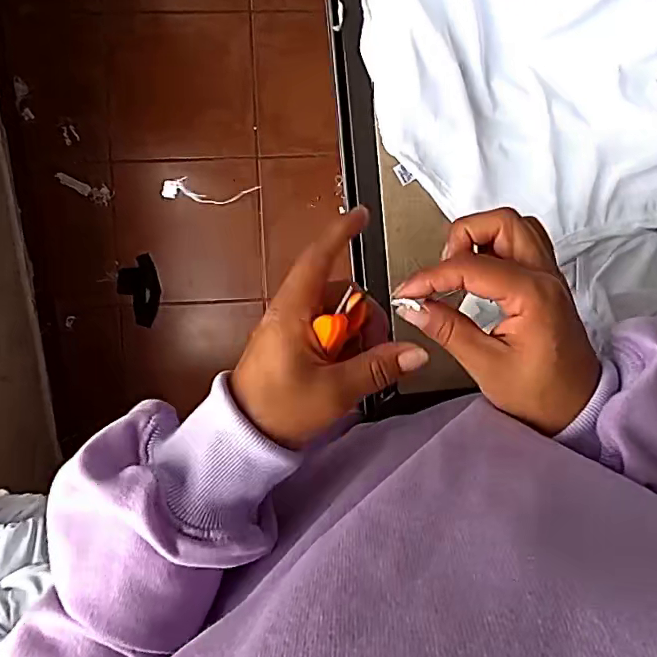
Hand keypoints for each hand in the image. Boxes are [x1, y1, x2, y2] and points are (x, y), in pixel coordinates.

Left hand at [231, 207, 428, 447]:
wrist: (242, 441)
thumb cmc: (274, 411)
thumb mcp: (335, 390)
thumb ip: (378, 367)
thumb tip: (415, 352)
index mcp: (293, 313)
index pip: (318, 259)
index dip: (340, 234)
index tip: (360, 216)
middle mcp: (292, 314)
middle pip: (344, 296)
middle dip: (366, 321)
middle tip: (372, 354)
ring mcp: (294, 330)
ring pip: (342, 317)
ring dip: (358, 339)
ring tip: (353, 372)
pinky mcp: (296, 346)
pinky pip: (332, 335)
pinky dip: (347, 350)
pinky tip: (345, 374)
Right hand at [392, 208, 600, 433]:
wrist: (579, 407)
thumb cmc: (545, 395)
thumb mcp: (487, 366)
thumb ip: (449, 330)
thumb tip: (416, 307)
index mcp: (534, 295)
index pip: (472, 265)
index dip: (432, 276)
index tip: (410, 291)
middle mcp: (546, 277)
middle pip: (502, 222)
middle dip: (462, 237)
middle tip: (442, 271)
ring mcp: (550, 277)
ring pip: (515, 227)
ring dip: (482, 237)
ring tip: (458, 269)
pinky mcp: (548, 283)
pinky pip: (524, 244)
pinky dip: (496, 247)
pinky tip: (479, 274)